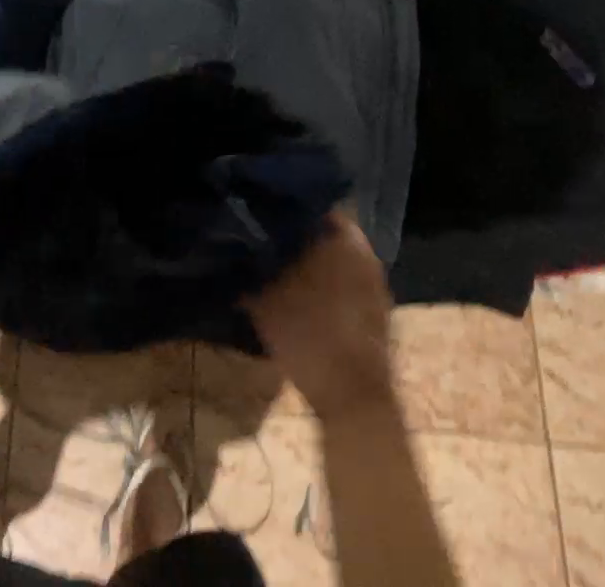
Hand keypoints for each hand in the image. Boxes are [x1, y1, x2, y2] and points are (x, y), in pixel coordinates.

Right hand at [245, 210, 395, 419]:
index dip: (285, 205)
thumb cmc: (309, 339)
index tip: (259, 209)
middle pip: (325, 231)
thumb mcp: (266, 301)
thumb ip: (251, 269)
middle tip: (259, 235)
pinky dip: (321, 281)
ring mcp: (374, 285)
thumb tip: (230, 246)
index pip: (315, 205)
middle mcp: (366, 255)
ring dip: (308, 258)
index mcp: (346, 242)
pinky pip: (343, 282)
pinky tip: (294, 293)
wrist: (352, 399)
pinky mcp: (374, 311)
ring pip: (334, 257)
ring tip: (271, 262)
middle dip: (294, 233)